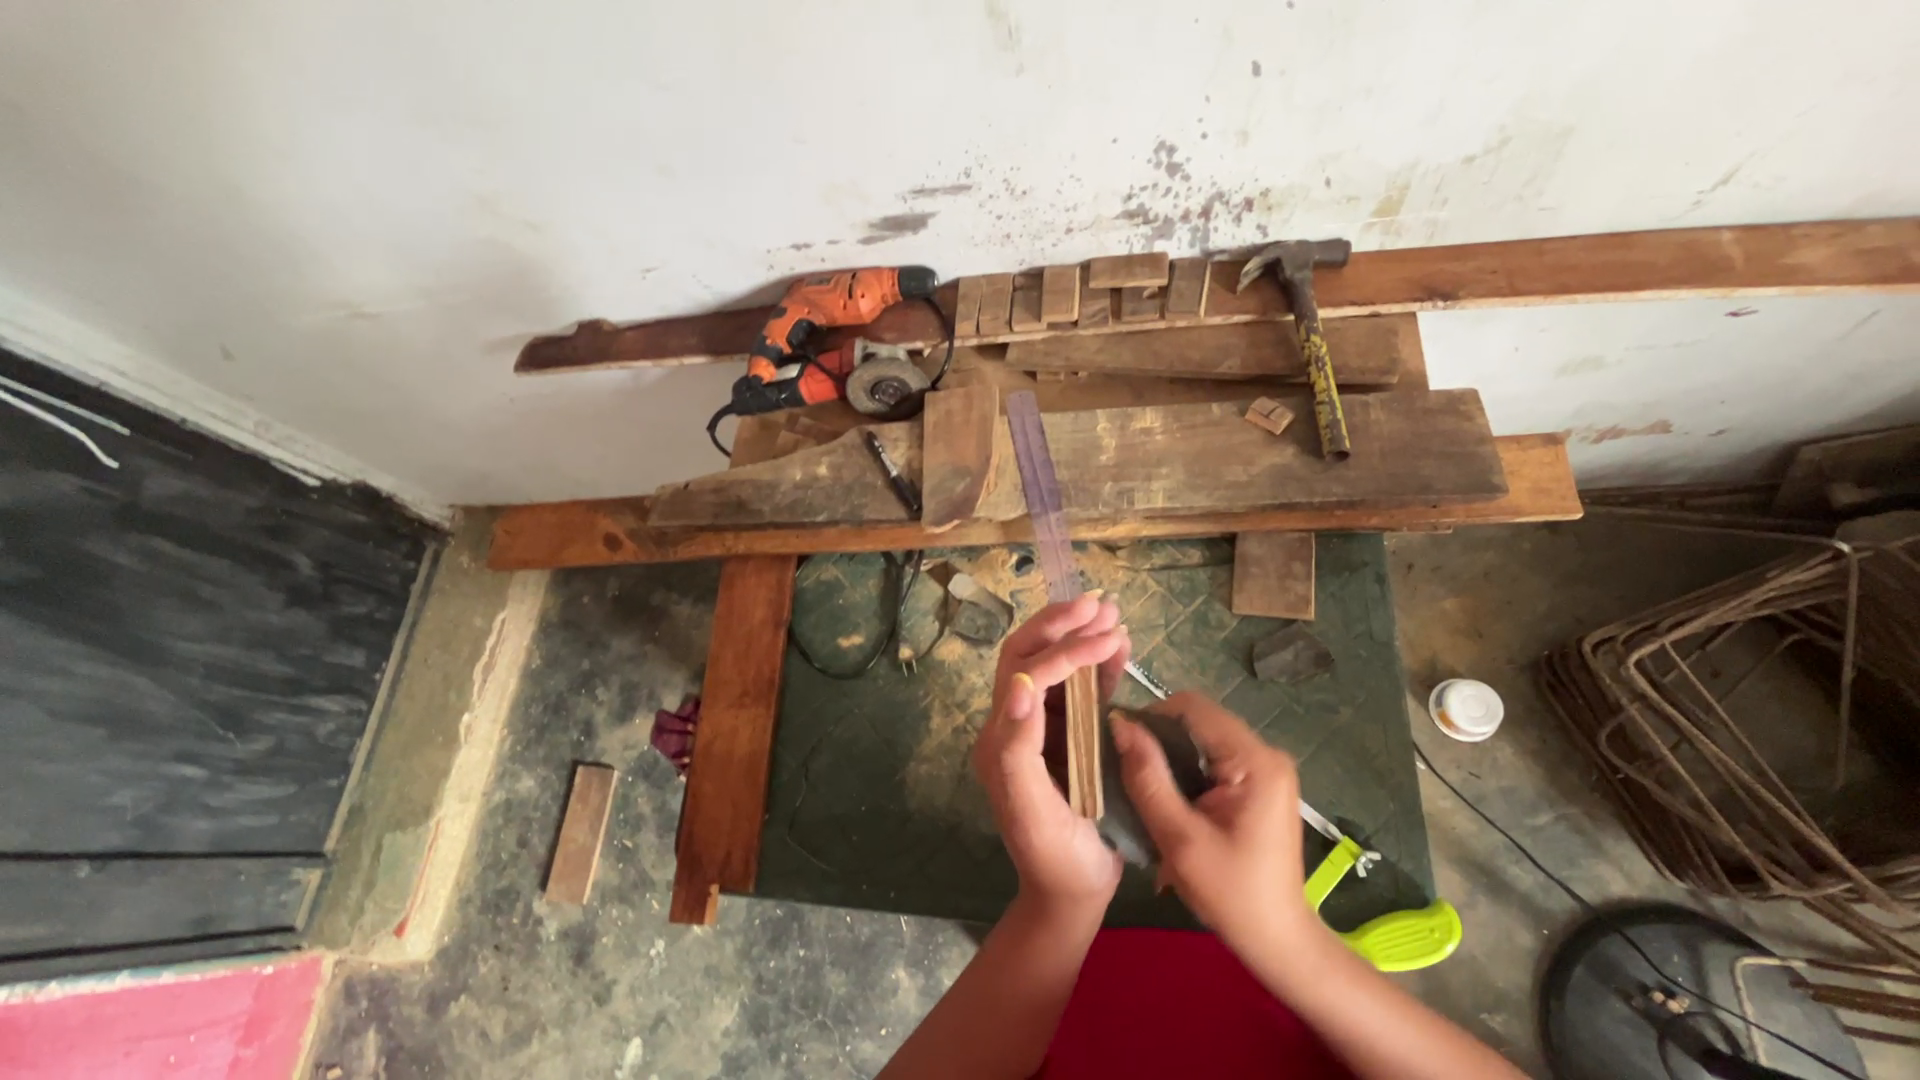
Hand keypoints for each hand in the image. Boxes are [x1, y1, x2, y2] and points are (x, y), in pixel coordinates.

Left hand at [974, 593, 1131, 910]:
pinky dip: (1100, 666)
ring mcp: (1046, 728)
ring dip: (1084, 638)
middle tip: (1100, 604)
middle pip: (1033, 657)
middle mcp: (1019, 723)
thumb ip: (1018, 745)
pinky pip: (1083, 692)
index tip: (1102, 638)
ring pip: (1059, 668)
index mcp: (1002, 735)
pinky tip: (1121, 649)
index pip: (1024, 672)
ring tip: (1114, 615)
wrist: (1073, 892)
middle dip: (1064, 626)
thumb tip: (1017, 682)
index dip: (1062, 650)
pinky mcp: (1072, 738)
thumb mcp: (1030, 806)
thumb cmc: (1052, 855)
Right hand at [1111, 692, 1316, 949]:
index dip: (1150, 716)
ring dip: (1170, 758)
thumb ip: (1148, 778)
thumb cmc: (1231, 893)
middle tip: (1124, 769)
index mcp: (1255, 761)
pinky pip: (1213, 760)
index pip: (1193, 708)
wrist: (1277, 939)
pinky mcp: (1261, 784)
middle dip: (1158, 740)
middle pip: (1198, 721)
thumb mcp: (1179, 838)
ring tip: (1143, 788)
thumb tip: (1120, 726)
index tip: (1118, 743)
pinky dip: (1186, 773)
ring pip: (1202, 740)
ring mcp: (1266, 769)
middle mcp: (1266, 754)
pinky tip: (1168, 801)